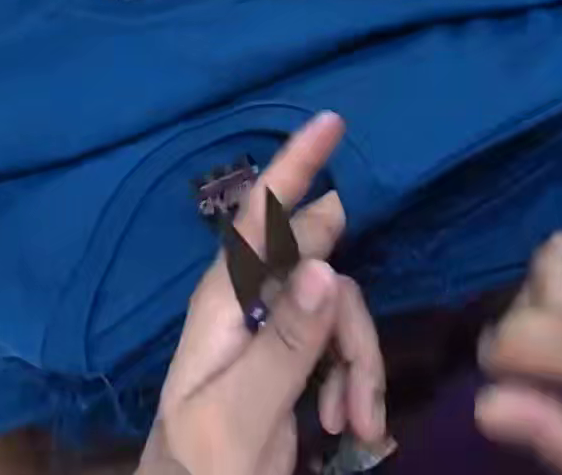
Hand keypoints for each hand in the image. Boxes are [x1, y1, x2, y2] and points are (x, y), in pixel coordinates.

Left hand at [138, 111, 388, 474]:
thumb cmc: (201, 469)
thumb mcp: (240, 416)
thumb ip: (285, 343)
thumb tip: (327, 265)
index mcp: (226, 296)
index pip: (263, 213)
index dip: (296, 163)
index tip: (331, 121)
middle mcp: (254, 295)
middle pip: (321, 261)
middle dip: (346, 319)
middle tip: (355, 372)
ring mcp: (279, 323)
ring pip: (341, 304)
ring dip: (360, 363)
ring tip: (355, 424)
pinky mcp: (300, 352)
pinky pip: (345, 338)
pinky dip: (359, 378)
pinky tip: (353, 424)